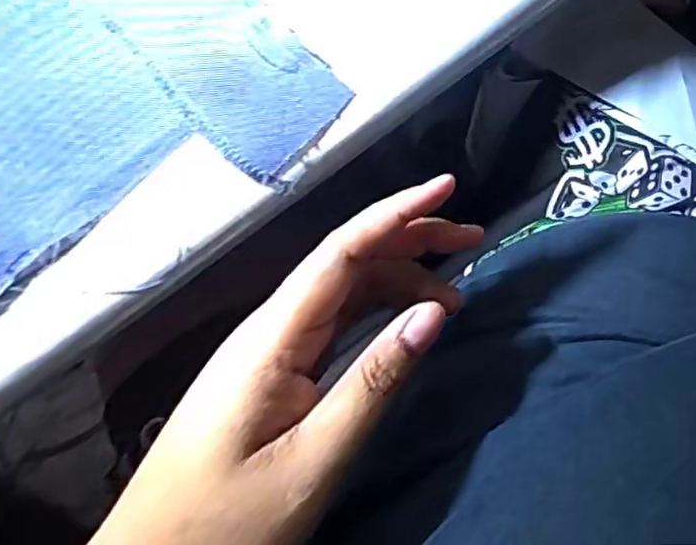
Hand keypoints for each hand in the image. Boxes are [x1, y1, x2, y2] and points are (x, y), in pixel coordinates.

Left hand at [91, 176, 483, 544]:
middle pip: (351, 258)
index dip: (398, 211)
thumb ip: (376, 379)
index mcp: (272, 338)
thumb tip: (437, 310)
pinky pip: (342, 317)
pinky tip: (412, 318)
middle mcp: (272, 328)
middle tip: (473, 237)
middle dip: (414, 237)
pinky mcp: (277, 370)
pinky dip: (386, 306)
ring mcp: (272, 348)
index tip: (447, 186)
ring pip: (350, 286)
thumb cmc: (223, 527)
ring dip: (406, 276)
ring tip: (455, 295)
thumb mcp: (313, 461)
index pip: (343, 250)